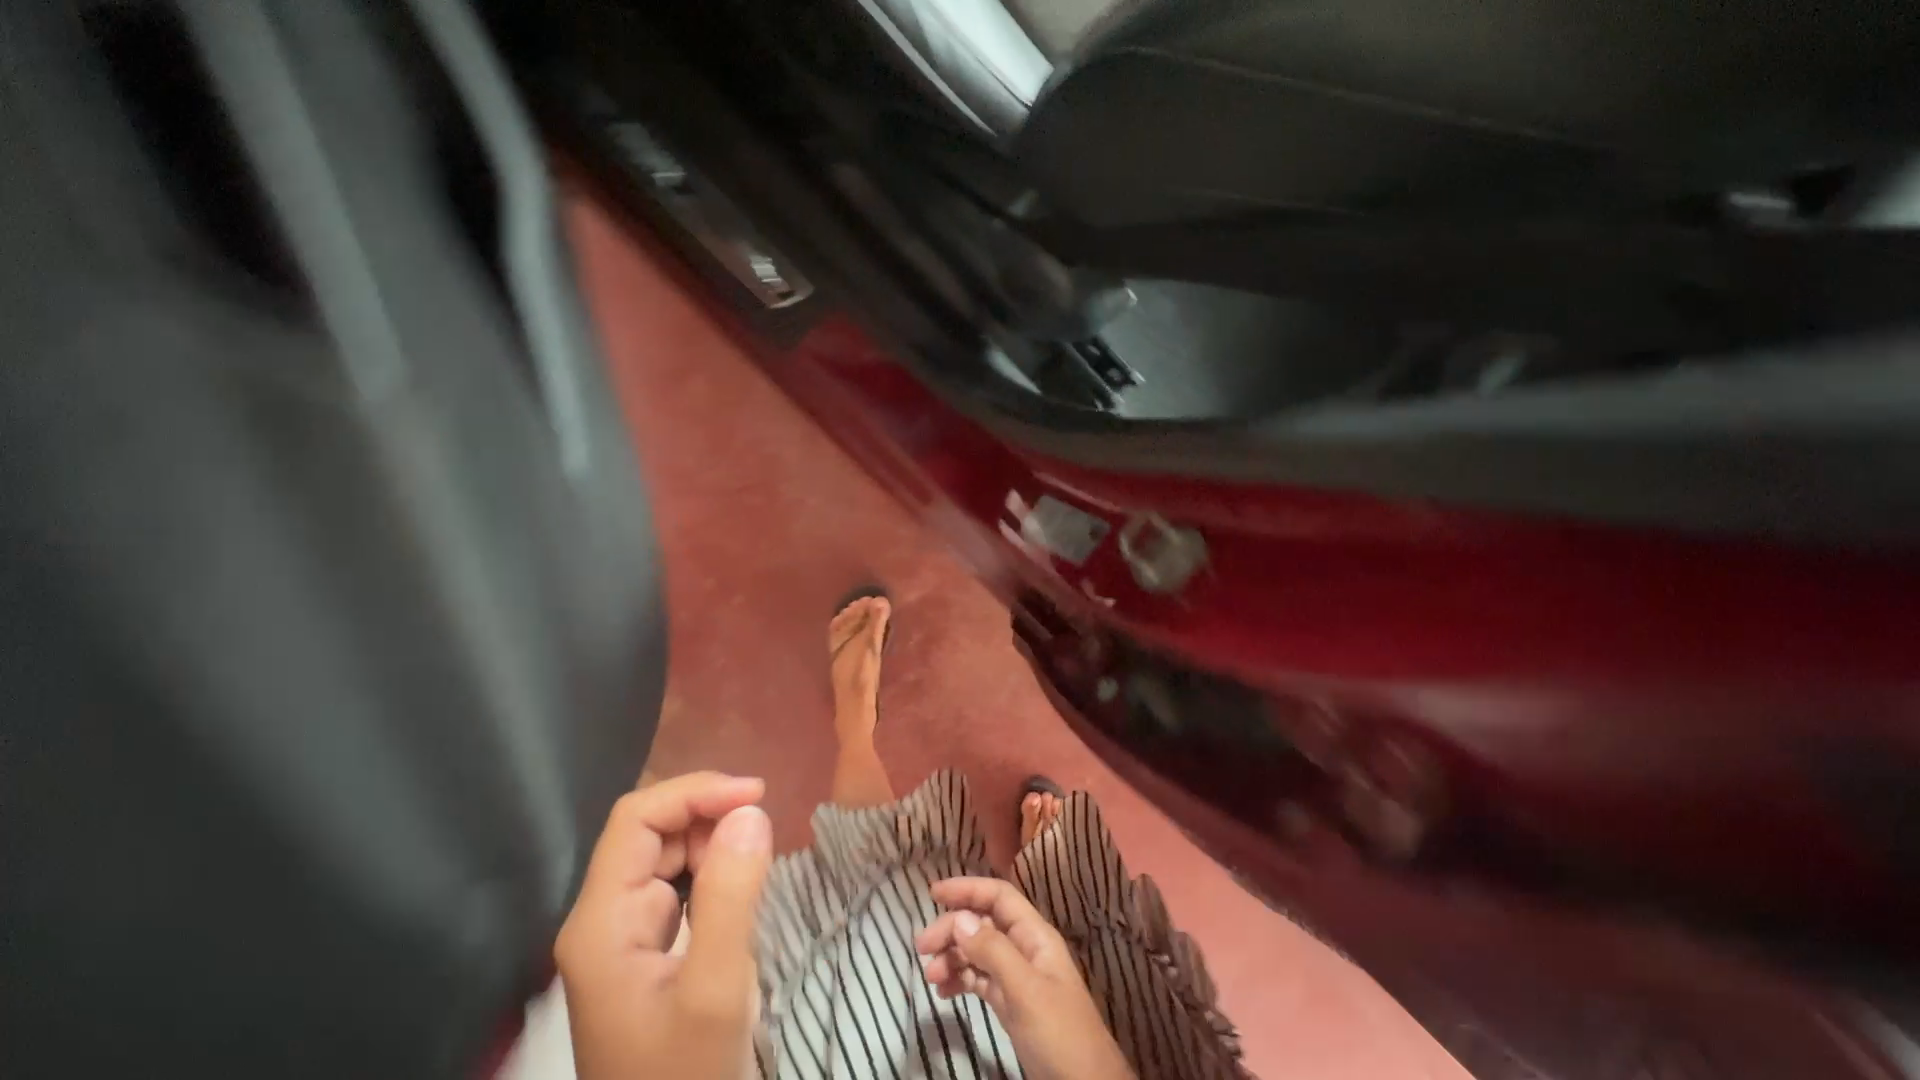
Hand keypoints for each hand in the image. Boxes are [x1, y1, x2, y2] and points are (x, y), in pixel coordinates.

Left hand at [555, 772, 773, 1079]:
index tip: (757, 795)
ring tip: (756, 858)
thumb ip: (731, 896)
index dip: (695, 793)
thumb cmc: (687, 1075)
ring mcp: (620, 940)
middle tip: (765, 830)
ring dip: (709, 844)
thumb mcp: (717, 989)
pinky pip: (672, 892)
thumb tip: (751, 812)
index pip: (636, 820)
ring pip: (661, 860)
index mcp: (601, 922)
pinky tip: (737, 885)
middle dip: (705, 816)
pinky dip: (708, 875)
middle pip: (646, 834)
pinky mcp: (642, 957)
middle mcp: (601, 921)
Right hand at [915, 877, 1134, 1079]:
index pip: (999, 897)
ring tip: (931, 976)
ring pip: (977, 952)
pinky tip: (944, 992)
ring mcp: (1017, 977)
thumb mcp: (1026, 990)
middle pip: (983, 924)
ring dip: (952, 957)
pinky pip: (979, 980)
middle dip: (952, 929)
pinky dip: (960, 981)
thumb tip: (960, 917)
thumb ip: (994, 951)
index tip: (933, 892)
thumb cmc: (1060, 1032)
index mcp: (1036, 936)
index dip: (968, 889)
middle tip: (921, 947)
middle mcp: (1025, 950)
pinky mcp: (1010, 1003)